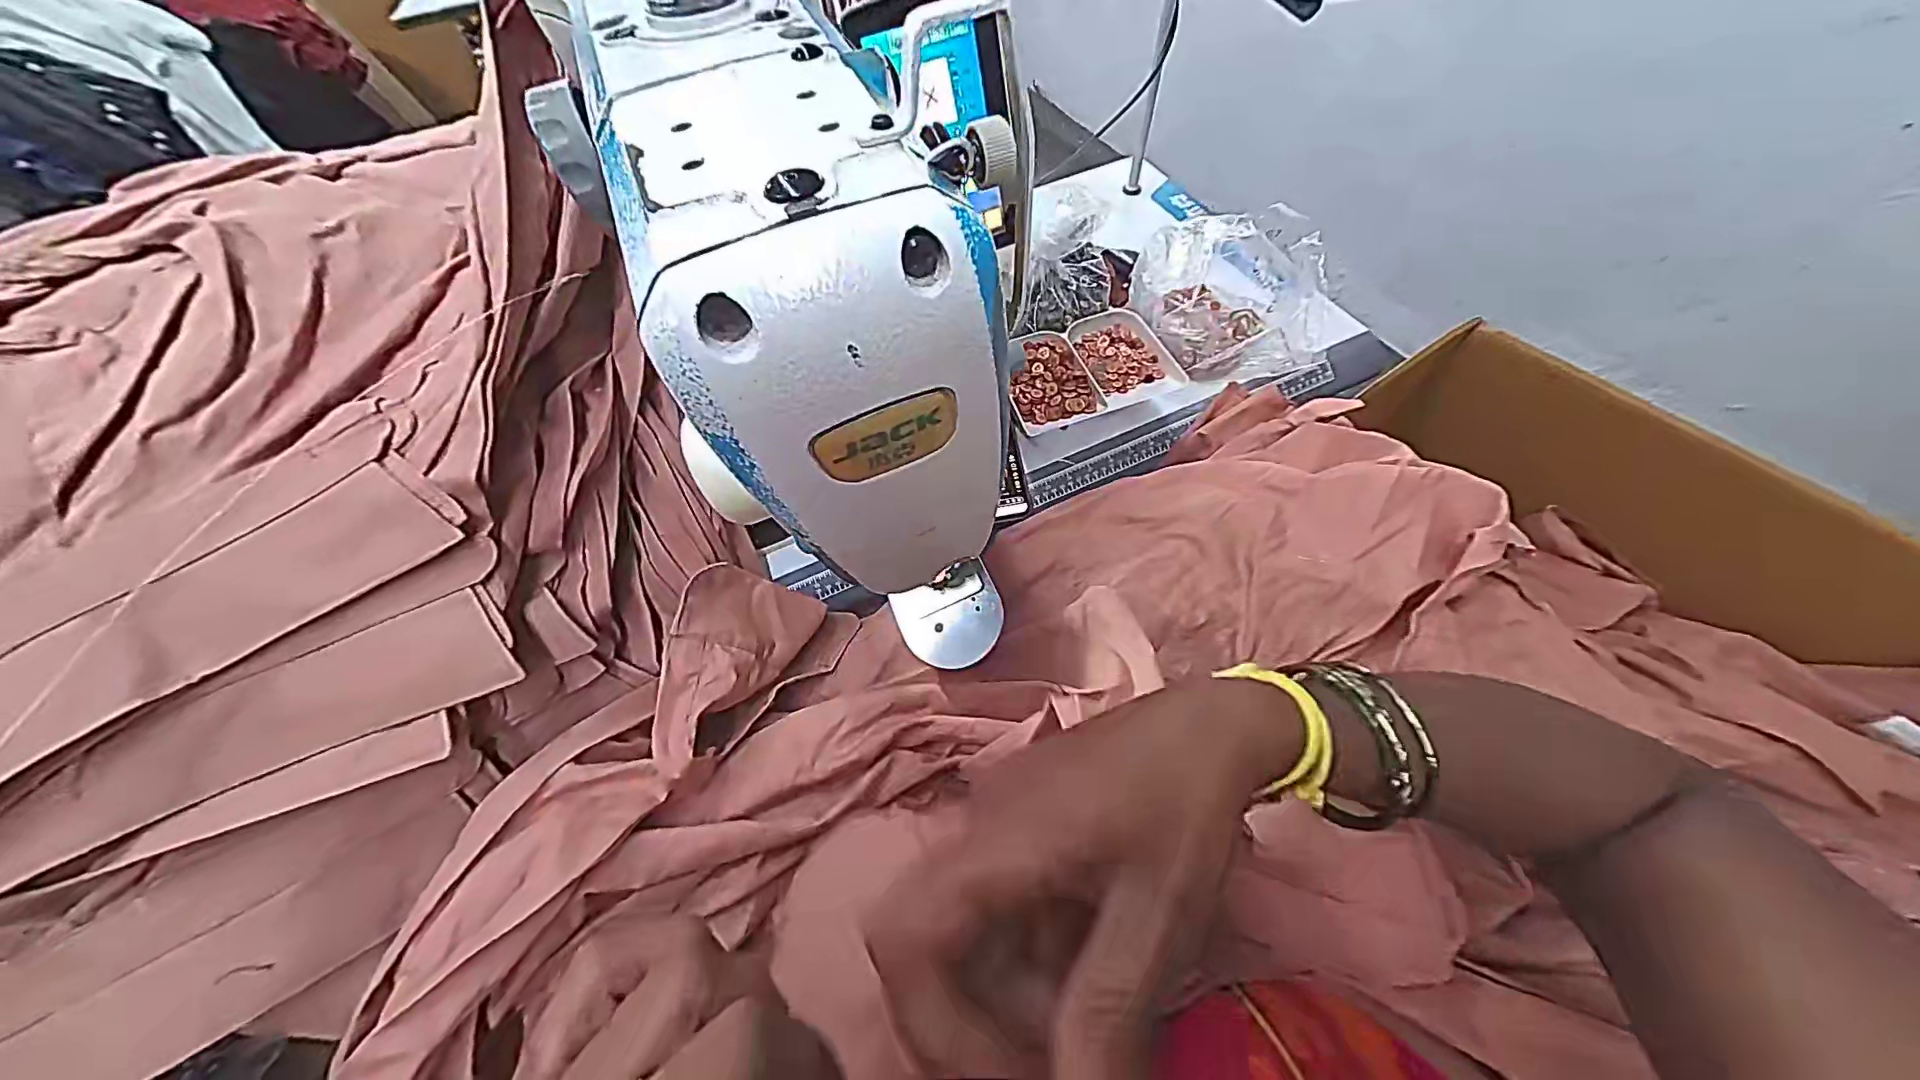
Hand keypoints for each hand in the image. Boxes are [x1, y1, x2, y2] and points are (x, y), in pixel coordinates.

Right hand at [864, 678, 1296, 1079]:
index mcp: (997, 839)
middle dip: (972, 1020)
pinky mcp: (1021, 826)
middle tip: (1045, 1059)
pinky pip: (997, 904)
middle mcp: (979, 827)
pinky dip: (1028, 956)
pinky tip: (1088, 964)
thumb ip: (1106, 1011)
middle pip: (927, 940)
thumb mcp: (1157, 914)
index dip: (930, 1024)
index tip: (1004, 1071)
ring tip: (1081, 1017)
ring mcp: (997, 823)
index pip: (904, 937)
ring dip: (1009, 992)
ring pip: (964, 929)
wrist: (1210, 722)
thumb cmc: (1185, 803)